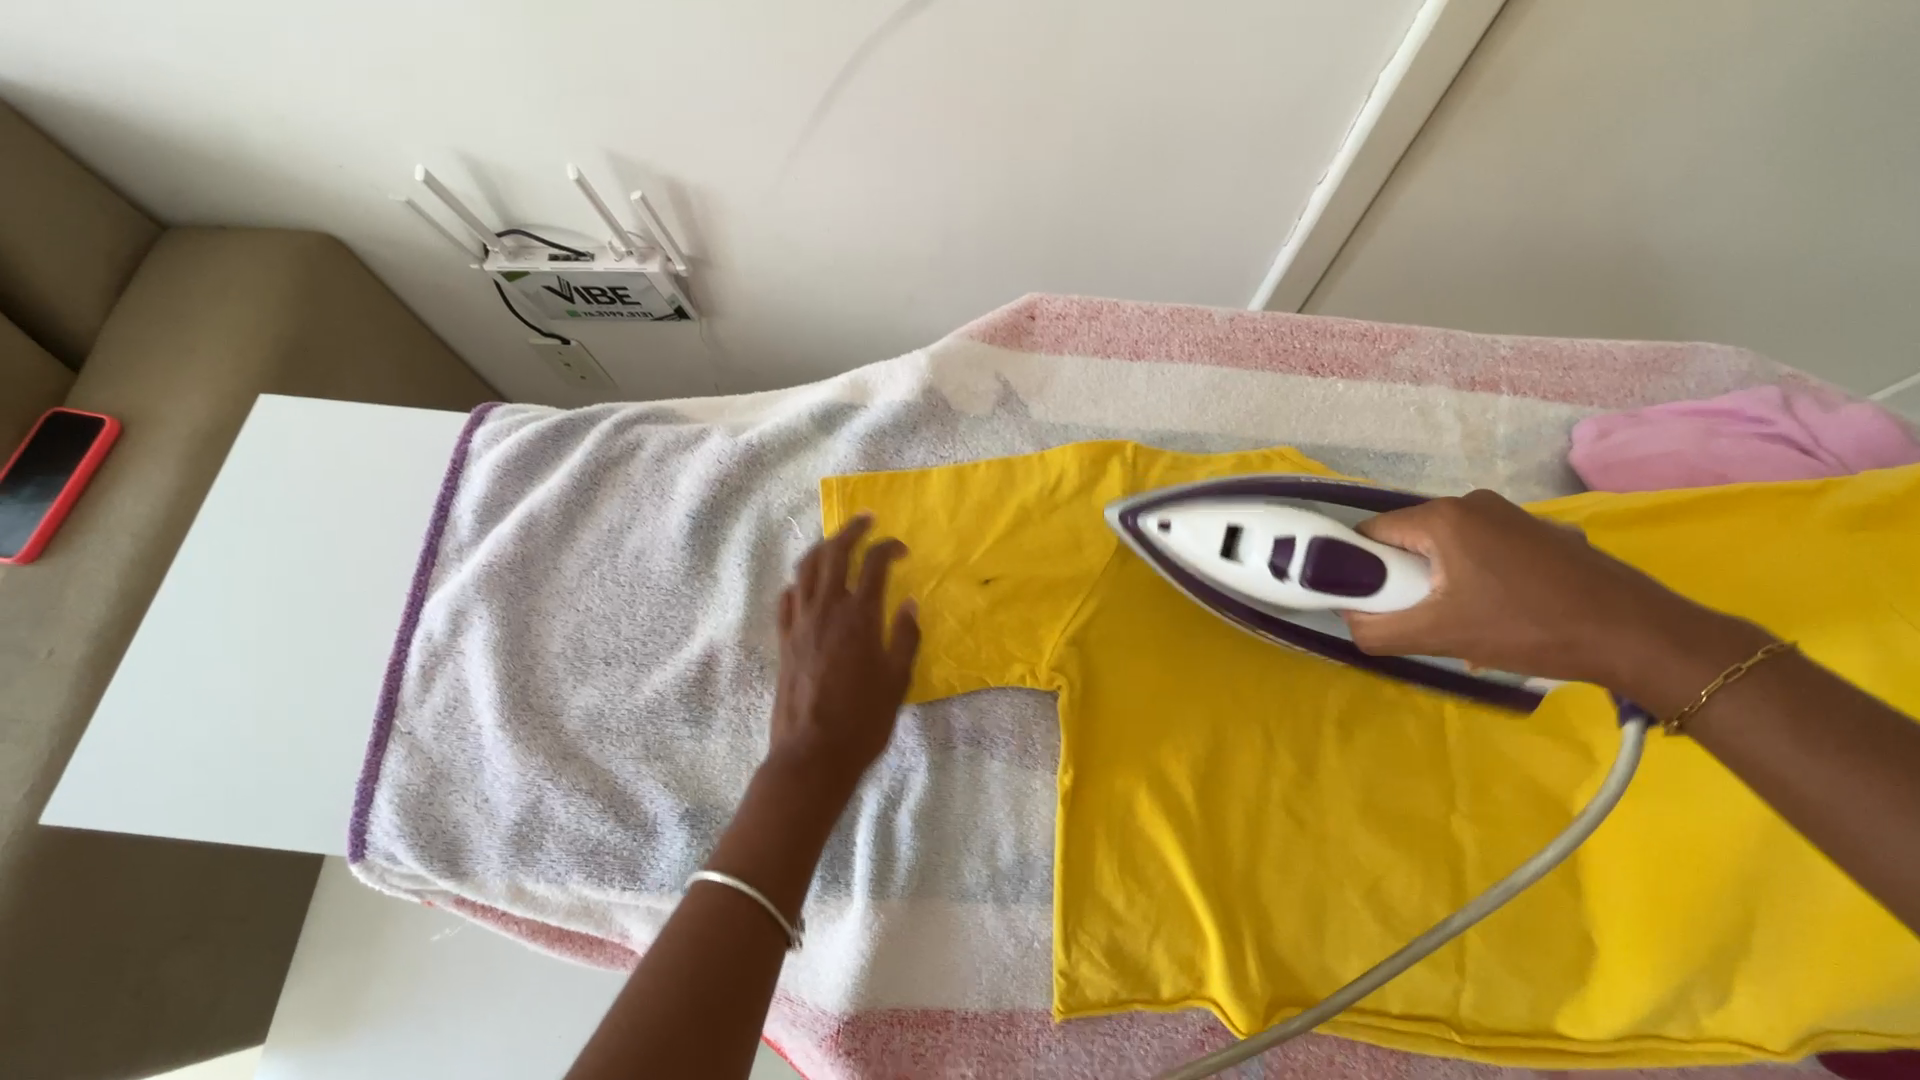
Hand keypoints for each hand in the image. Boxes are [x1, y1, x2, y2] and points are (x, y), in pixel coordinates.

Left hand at [768, 514, 920, 788]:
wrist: (812, 754)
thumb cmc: (863, 721)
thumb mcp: (897, 680)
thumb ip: (904, 637)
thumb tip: (909, 603)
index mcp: (859, 617)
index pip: (873, 564)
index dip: (888, 548)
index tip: (901, 548)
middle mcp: (826, 610)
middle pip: (834, 554)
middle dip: (851, 530)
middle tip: (866, 519)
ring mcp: (800, 624)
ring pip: (806, 570)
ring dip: (822, 549)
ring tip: (836, 543)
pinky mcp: (784, 641)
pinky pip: (787, 599)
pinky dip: (799, 583)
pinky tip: (807, 586)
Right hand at [1339, 490, 1769, 703]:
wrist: (1638, 636)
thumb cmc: (1528, 628)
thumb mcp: (1437, 636)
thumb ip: (1375, 629)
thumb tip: (1349, 619)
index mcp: (1443, 517)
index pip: (1371, 534)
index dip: (1358, 569)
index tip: (1371, 604)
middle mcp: (1474, 504)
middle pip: (1409, 542)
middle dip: (1405, 583)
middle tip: (1421, 621)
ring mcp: (1514, 516)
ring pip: (1448, 551)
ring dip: (1442, 587)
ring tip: (1465, 626)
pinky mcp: (1544, 535)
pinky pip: (1485, 555)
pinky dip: (1478, 582)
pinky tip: (1504, 616)